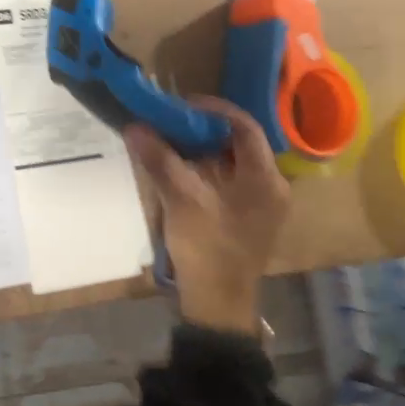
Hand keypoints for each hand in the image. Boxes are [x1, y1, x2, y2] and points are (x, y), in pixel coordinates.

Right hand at [124, 98, 290, 335]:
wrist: (217, 301)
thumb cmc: (208, 248)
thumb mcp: (181, 200)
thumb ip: (160, 160)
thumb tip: (134, 126)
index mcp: (265, 179)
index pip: (245, 128)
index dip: (214, 110)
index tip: (181, 104)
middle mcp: (270, 186)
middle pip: (238, 144)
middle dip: (202, 129)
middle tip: (169, 121)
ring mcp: (259, 203)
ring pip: (230, 162)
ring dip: (200, 149)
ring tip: (167, 141)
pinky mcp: (244, 216)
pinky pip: (226, 180)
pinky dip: (202, 169)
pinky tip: (176, 170)